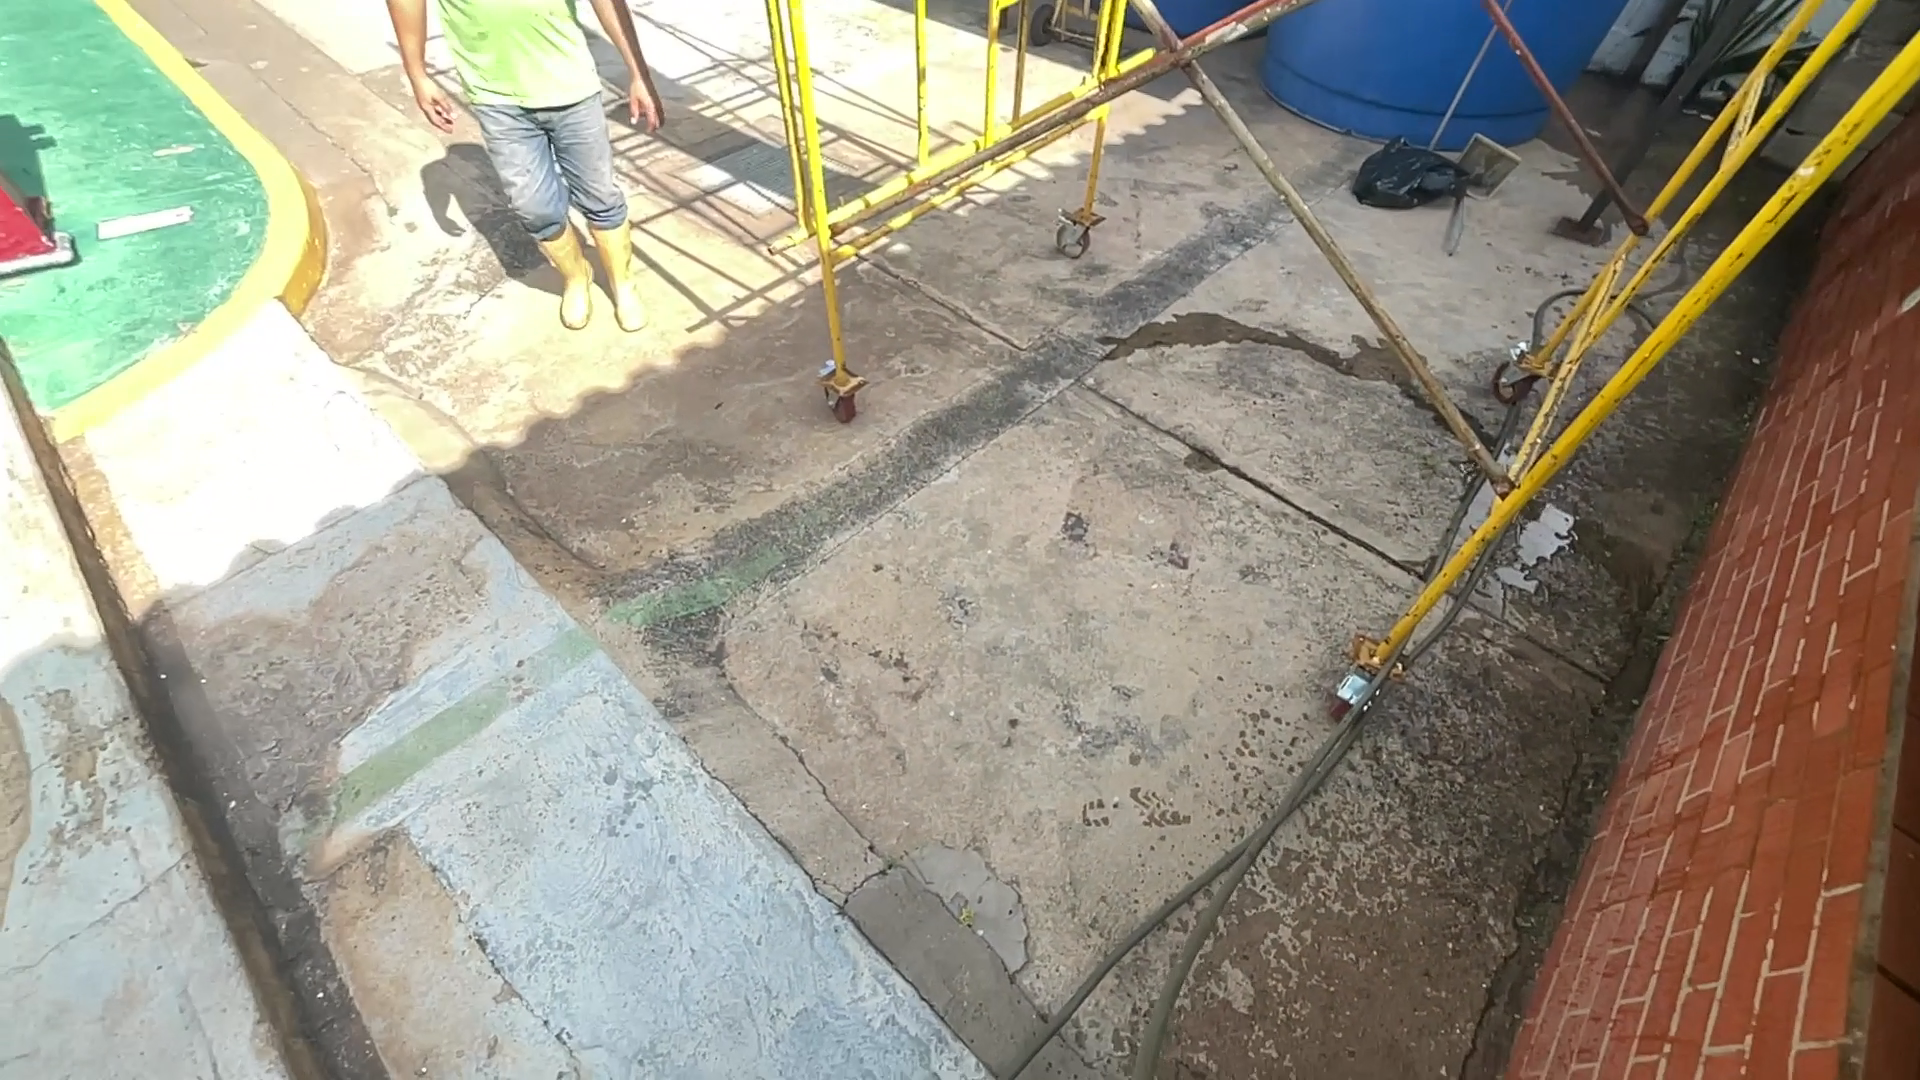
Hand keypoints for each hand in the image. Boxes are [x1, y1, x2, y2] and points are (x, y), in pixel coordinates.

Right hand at [410, 73, 455, 132]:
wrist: (416, 76)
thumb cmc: (427, 86)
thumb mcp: (438, 97)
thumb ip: (446, 107)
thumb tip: (454, 117)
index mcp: (426, 108)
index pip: (436, 121)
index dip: (444, 127)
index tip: (451, 131)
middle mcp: (424, 108)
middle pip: (434, 120)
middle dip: (443, 124)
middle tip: (452, 127)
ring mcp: (423, 104)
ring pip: (434, 115)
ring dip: (442, 118)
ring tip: (450, 120)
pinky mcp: (424, 100)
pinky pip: (432, 109)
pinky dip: (439, 112)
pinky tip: (444, 112)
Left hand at [628, 78, 663, 132]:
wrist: (642, 76)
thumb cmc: (637, 87)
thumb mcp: (633, 100)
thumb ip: (634, 112)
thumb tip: (634, 122)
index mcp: (651, 108)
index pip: (653, 123)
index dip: (650, 128)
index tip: (647, 131)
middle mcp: (657, 107)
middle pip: (660, 122)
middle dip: (656, 126)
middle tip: (651, 128)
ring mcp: (659, 103)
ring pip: (662, 117)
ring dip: (658, 121)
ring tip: (652, 123)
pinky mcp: (659, 100)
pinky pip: (661, 112)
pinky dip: (658, 115)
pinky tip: (653, 114)